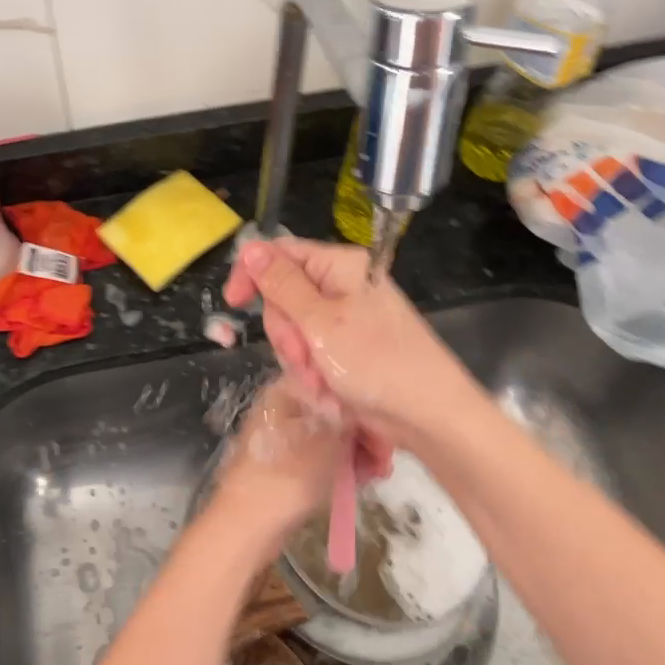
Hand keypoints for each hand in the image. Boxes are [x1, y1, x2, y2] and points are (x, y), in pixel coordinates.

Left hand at [209, 379, 391, 550]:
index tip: (386, 422)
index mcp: (286, 392)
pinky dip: (343, 464)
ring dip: (358, 450)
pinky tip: (366, 478)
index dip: (361, 400)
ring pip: (331, 434)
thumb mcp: (325, 443)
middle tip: (387, 455)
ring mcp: (287, 435)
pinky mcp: (290, 461)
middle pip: (334, 409)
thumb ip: (348, 420)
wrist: (246, 525)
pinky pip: (323, 455)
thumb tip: (363, 404)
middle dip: (364, 430)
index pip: (332, 383)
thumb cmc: (285, 477)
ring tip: (381, 471)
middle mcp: (286, 407)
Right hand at [222, 237, 477, 430]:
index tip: (234, 303)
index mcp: (340, 266)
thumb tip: (250, 248)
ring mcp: (346, 319)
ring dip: (300, 361)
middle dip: (287, 334)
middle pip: (282, 297)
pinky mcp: (348, 348)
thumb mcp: (320, 323)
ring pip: (293, 332)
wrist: (430, 416)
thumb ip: (281, 285)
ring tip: (324, 381)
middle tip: (305, 357)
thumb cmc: (378, 363)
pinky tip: (332, 392)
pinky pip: (311, 354)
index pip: (279, 253)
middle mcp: (342, 286)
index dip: (252, 274)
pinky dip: (315, 375)